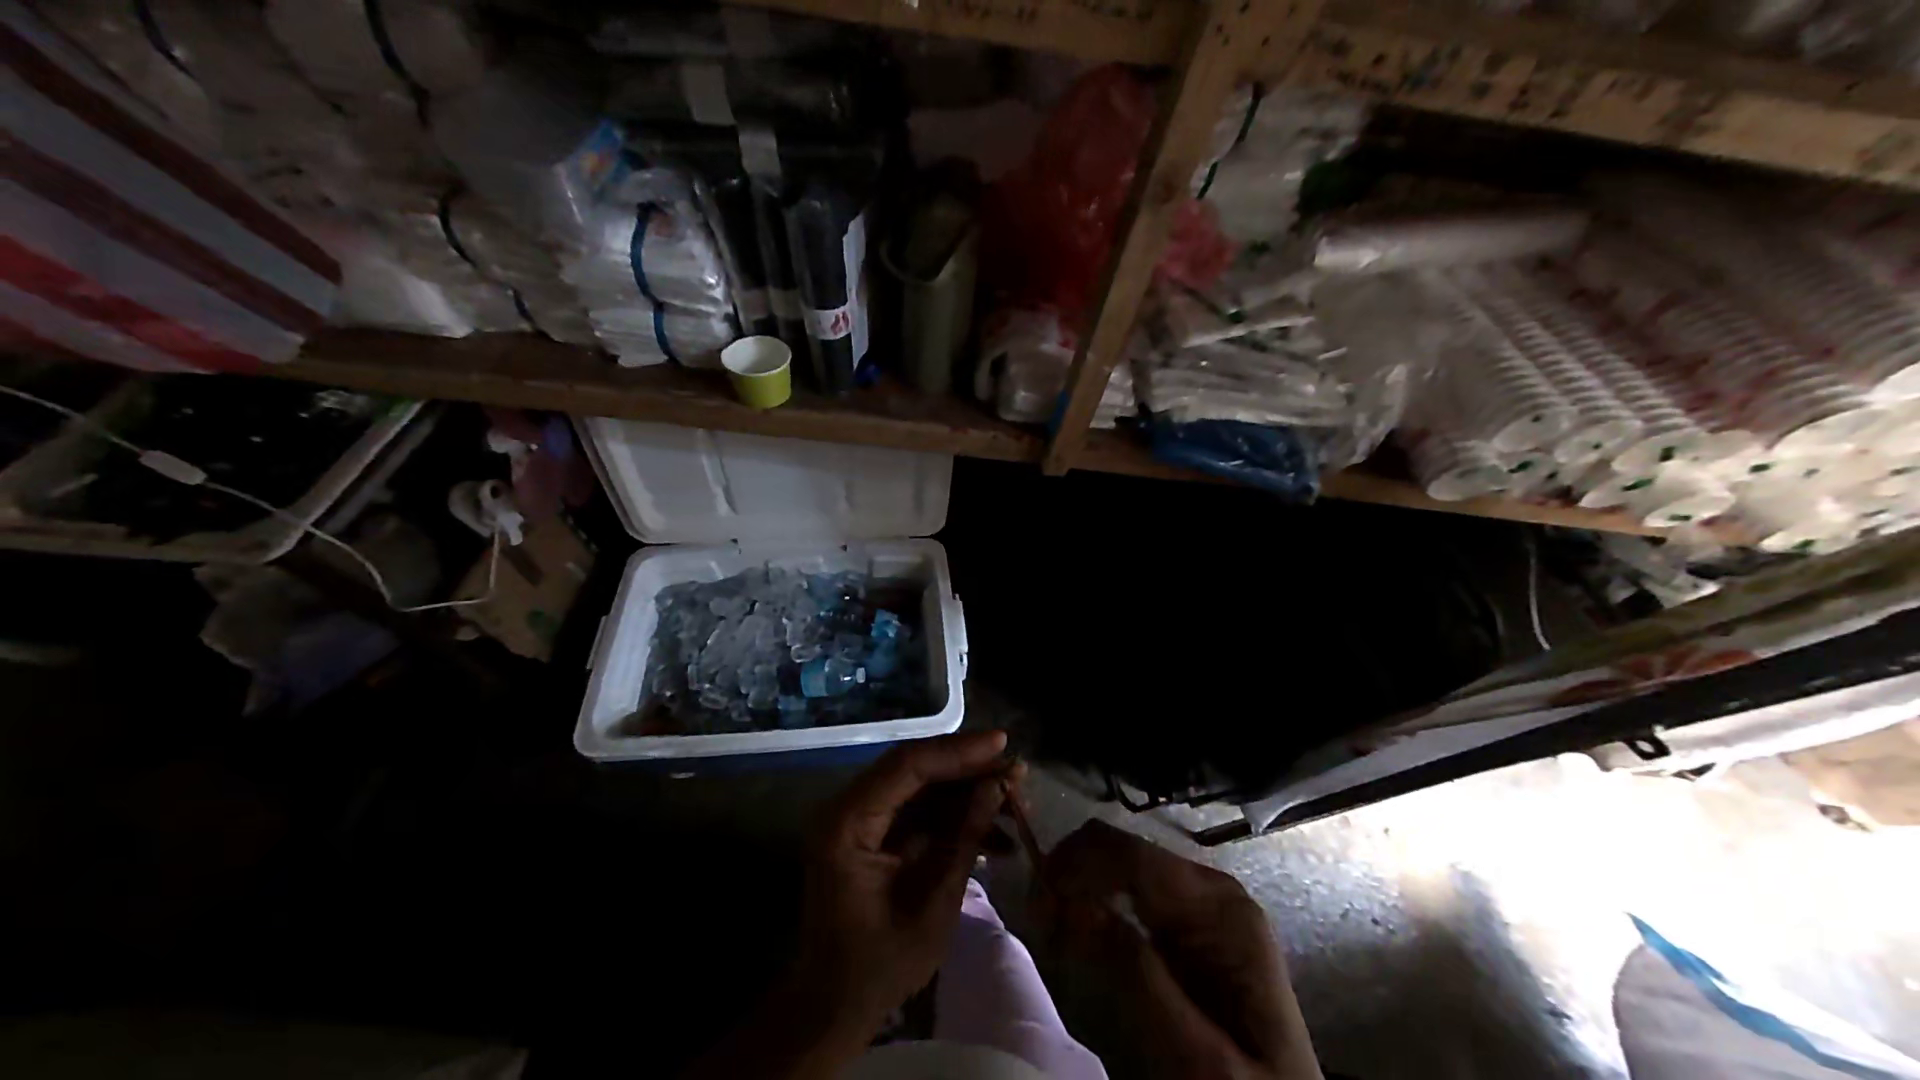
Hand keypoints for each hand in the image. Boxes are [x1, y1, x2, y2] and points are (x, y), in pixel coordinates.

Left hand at [796, 729, 1015, 1030]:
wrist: (834, 1006)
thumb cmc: (878, 967)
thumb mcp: (932, 906)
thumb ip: (964, 840)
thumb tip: (997, 787)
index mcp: (847, 823)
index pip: (907, 766)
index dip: (958, 751)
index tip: (1003, 744)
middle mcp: (848, 809)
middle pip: (915, 770)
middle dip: (971, 771)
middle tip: (1018, 773)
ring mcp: (860, 821)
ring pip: (923, 789)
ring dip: (969, 797)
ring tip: (1019, 807)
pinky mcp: (874, 835)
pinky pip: (919, 813)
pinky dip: (956, 821)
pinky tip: (997, 840)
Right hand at [1040, 820, 1321, 1079]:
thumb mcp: (1196, 1059)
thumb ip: (1136, 978)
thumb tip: (1069, 902)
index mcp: (1219, 909)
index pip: (1129, 853)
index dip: (1072, 865)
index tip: (1033, 908)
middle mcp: (1209, 891)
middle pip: (1118, 852)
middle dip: (1071, 880)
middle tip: (1042, 931)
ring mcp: (1199, 906)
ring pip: (1116, 867)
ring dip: (1077, 894)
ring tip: (1057, 941)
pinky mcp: (1187, 926)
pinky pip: (1126, 893)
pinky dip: (1094, 908)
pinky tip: (1083, 943)